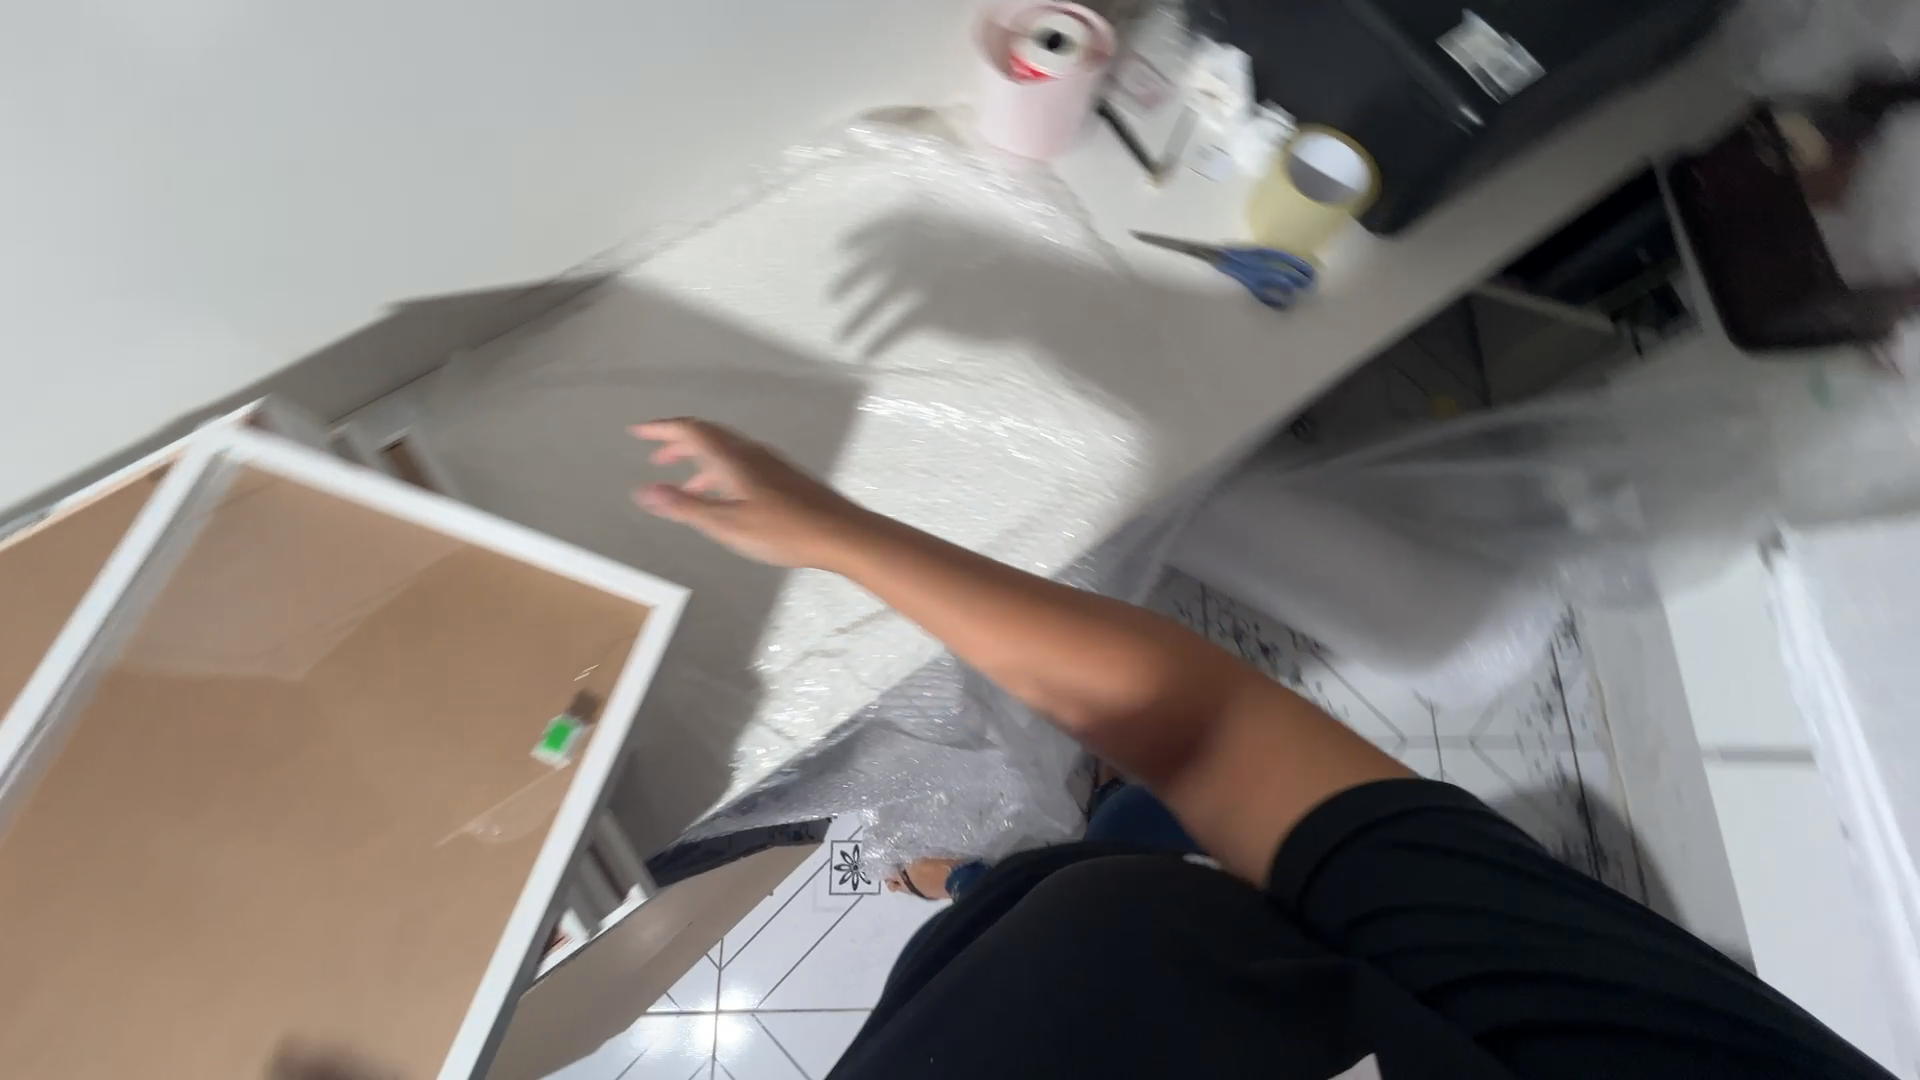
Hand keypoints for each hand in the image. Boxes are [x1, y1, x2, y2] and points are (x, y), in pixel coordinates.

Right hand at [630, 418, 869, 568]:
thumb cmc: (782, 531)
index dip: (662, 429)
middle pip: (710, 437)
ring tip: (686, 485)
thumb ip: (686, 506)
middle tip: (657, 457)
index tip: (637, 433)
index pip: (691, 431)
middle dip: (679, 443)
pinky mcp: (786, 478)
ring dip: (701, 462)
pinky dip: (722, 474)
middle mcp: (752, 454)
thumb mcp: (726, 524)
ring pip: (728, 453)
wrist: (841, 533)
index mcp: (733, 459)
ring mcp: (772, 465)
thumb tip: (643, 490)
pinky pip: (744, 465)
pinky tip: (726, 498)